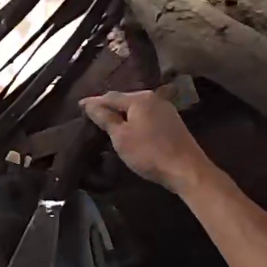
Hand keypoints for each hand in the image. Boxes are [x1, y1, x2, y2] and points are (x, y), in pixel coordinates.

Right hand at [81, 90, 219, 195]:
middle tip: (92, 113)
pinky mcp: (172, 122)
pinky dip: (134, 120)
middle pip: (124, 99)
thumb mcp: (121, 137)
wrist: (187, 169)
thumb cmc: (150, 153)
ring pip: (136, 108)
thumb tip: (89, 104)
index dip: (94, 102)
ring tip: (108, 120)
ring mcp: (165, 109)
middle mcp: (153, 98)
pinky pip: (146, 116)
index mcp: (140, 98)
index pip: (110, 97)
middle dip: (108, 106)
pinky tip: (129, 127)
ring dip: (122, 113)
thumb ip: (105, 118)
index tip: (79, 106)